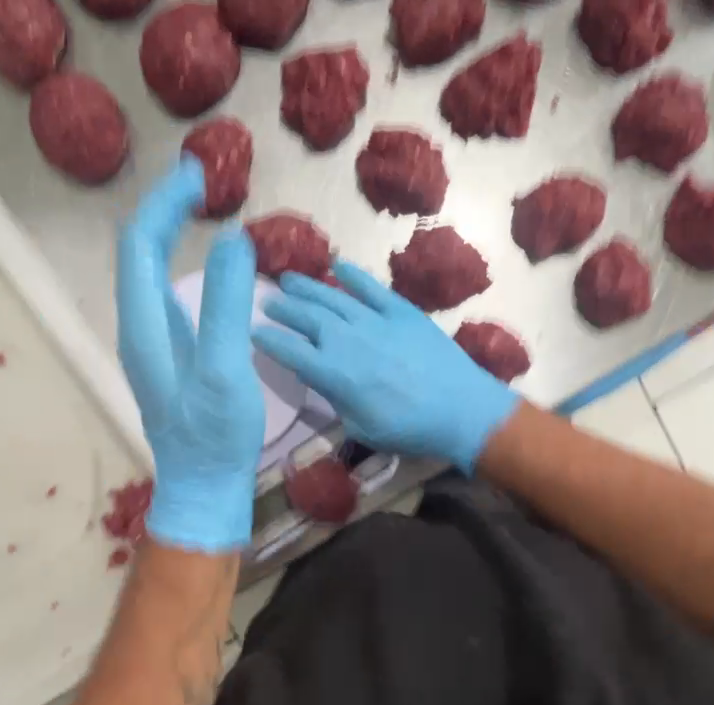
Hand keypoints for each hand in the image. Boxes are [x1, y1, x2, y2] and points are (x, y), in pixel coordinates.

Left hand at [116, 158, 264, 551]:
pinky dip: (184, 268)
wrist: (204, 490)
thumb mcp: (224, 370)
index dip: (165, 202)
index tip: (201, 175)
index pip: (140, 243)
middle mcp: (139, 329)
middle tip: (205, 184)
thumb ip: (228, 306)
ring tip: (203, 212)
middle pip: (139, 253)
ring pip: (150, 274)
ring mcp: (153, 346)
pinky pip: (168, 296)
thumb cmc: (214, 436)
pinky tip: (209, 272)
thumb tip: (235, 242)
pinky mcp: (170, 361)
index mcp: (144, 325)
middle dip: (166, 211)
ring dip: (171, 236)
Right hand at [252, 261, 518, 473]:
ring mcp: (376, 321)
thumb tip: (320, 379)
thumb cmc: (409, 430)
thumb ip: (336, 400)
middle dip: (284, 308)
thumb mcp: (361, 427)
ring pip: (333, 298)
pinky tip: (337, 266)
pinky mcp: (402, 311)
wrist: (461, 409)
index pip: (291, 353)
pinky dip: (352, 276)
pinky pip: (371, 288)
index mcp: (335, 374)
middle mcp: (348, 341)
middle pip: (307, 318)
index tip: (253, 332)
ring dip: (308, 287)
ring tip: (288, 279)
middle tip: (266, 300)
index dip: (269, 341)